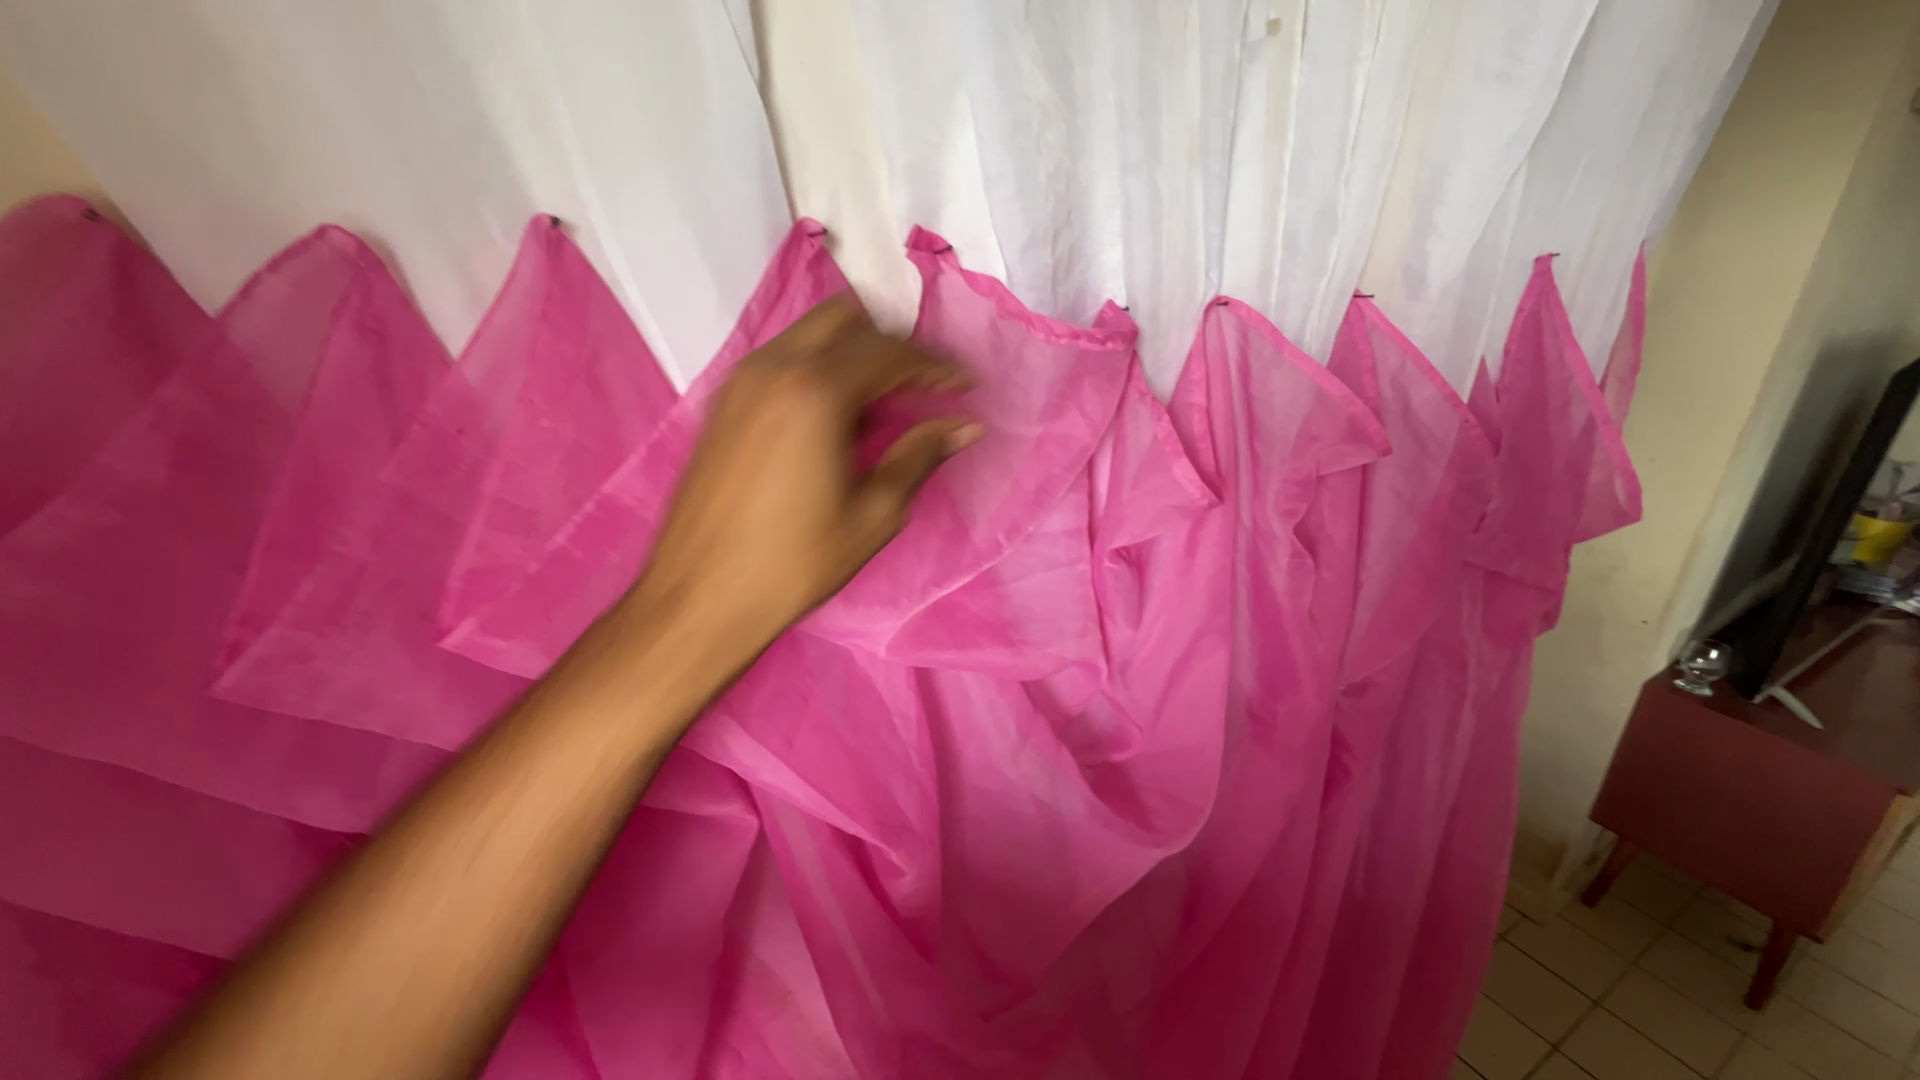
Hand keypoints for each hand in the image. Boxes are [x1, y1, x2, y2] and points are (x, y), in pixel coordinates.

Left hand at [628, 298, 978, 655]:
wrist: (699, 596)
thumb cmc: (794, 562)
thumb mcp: (873, 515)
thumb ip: (919, 456)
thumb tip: (966, 426)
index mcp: (815, 391)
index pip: (890, 350)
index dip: (936, 364)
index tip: (966, 387)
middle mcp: (773, 368)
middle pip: (845, 317)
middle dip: (891, 340)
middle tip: (922, 382)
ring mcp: (740, 381)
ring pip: (810, 334)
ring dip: (853, 351)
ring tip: (884, 402)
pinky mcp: (723, 402)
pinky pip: (782, 360)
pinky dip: (818, 368)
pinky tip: (836, 418)